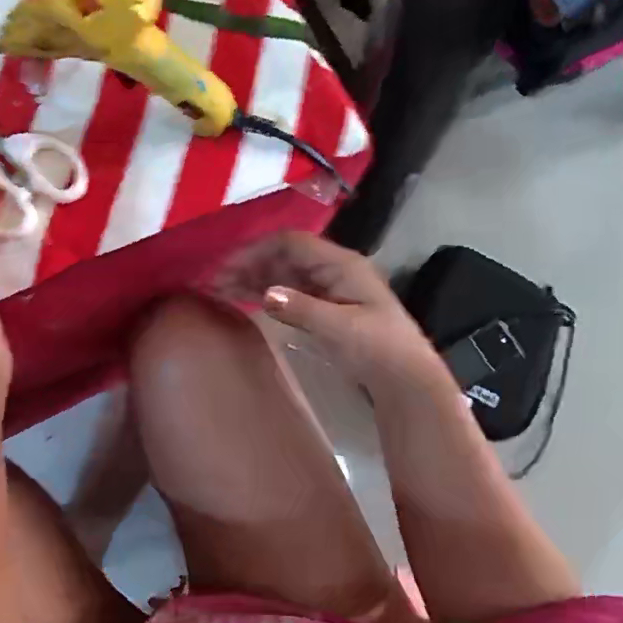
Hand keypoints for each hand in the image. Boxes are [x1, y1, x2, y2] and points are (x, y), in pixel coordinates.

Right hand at [214, 231, 439, 389]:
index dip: (257, 251)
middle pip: (286, 257)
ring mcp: (331, 290)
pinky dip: (269, 295)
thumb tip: (265, 293)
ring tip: (223, 290)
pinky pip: (292, 294)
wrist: (405, 378)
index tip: (227, 267)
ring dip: (256, 279)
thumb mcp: (340, 328)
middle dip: (251, 265)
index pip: (292, 244)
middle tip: (217, 281)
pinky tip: (248, 301)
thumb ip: (302, 309)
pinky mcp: (327, 310)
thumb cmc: (378, 348)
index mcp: (342, 264)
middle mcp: (334, 270)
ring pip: (286, 275)